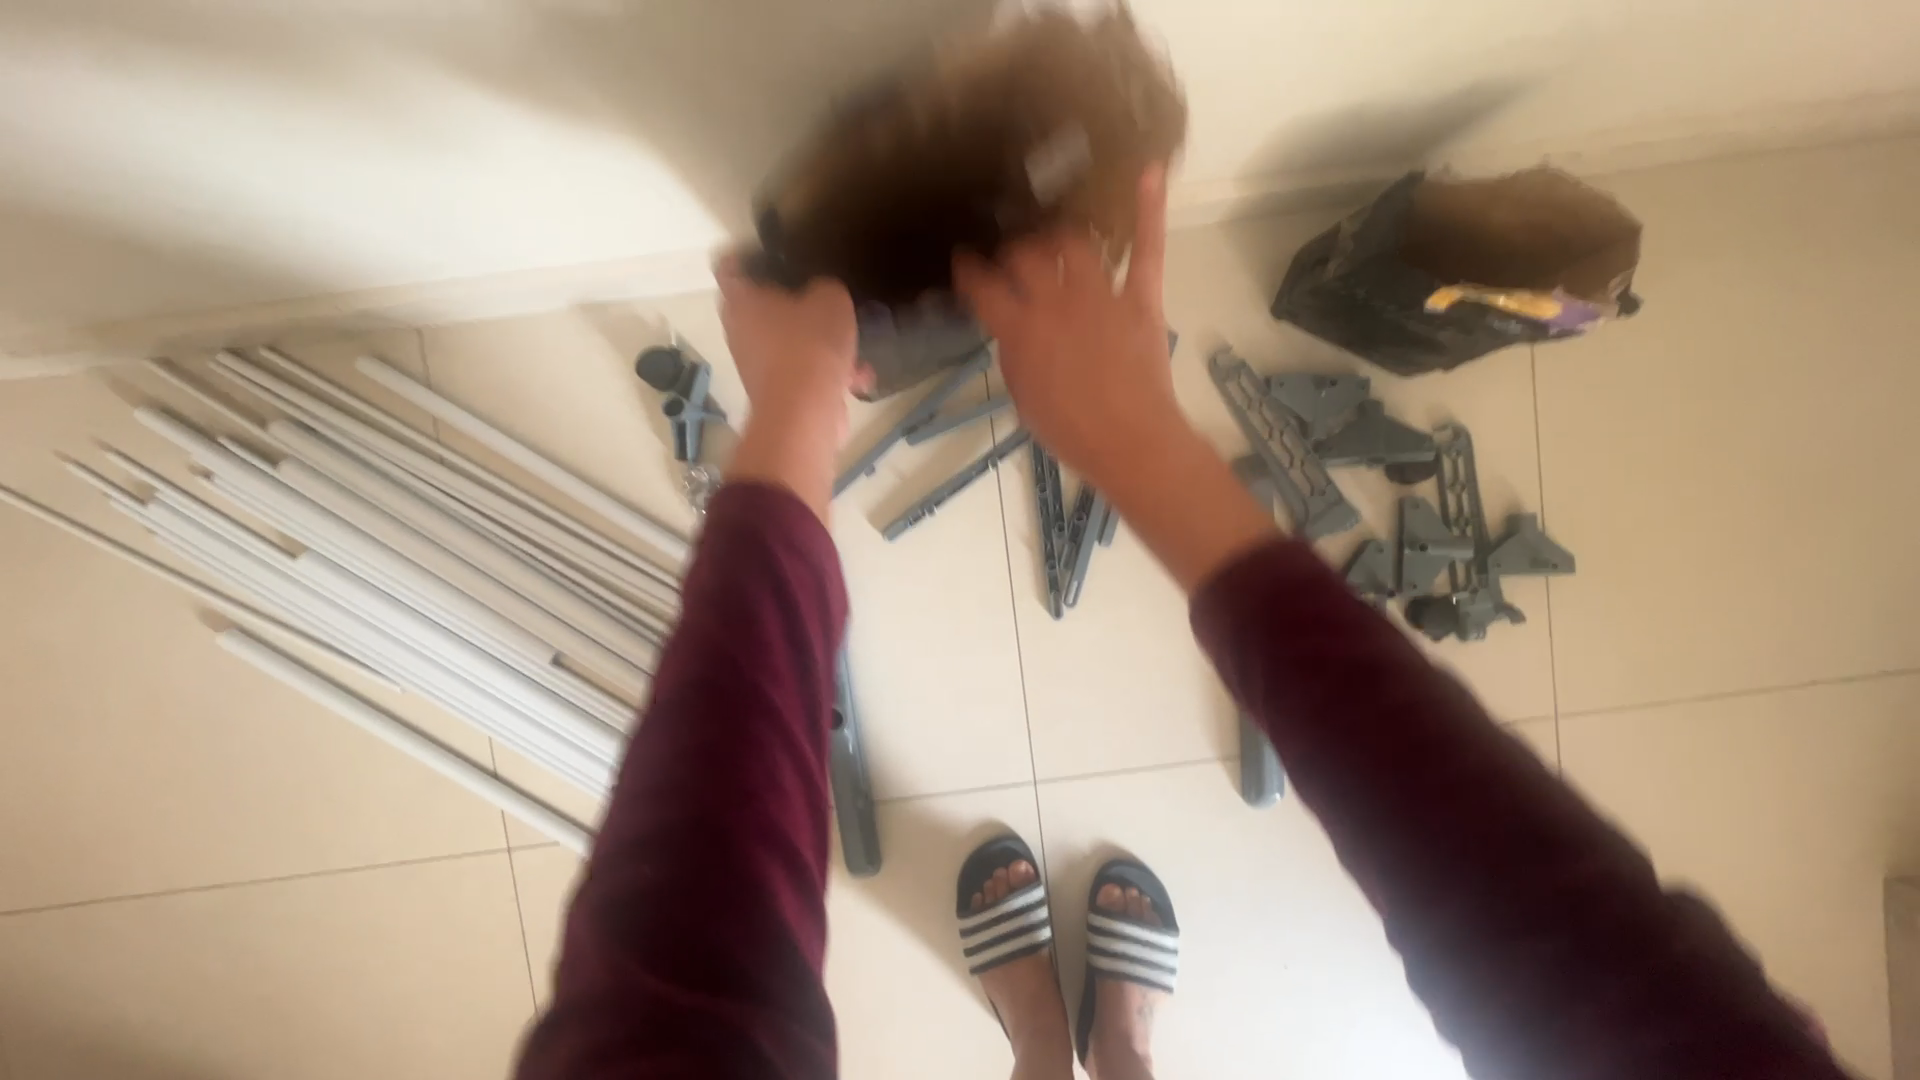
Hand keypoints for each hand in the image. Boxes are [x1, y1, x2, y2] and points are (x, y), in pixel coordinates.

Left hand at [716, 255, 860, 437]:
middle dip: (795, 305)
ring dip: (819, 345)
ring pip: (789, 344)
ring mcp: (757, 367)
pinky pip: (803, 373)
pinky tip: (856, 378)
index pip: (732, 267)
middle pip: (764, 308)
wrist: (806, 414)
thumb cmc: (810, 346)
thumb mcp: (831, 299)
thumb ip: (826, 288)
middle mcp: (741, 332)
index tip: (773, 253)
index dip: (748, 256)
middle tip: (823, 297)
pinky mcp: (777, 394)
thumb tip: (822, 296)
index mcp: (742, 300)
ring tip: (852, 346)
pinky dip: (826, 374)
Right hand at [955, 166, 1278, 590]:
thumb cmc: (1070, 432)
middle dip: (1013, 251)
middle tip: (1012, 258)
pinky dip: (1149, 209)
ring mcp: (1102, 296)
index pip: (983, 287)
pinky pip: (1146, 249)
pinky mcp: (1141, 299)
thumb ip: (1014, 354)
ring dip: (1058, 238)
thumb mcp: (1023, 399)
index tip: (963, 261)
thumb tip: (1014, 328)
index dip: (969, 271)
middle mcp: (1056, 302)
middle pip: (1027, 255)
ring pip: (1075, 243)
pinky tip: (1147, 171)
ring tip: (1053, 240)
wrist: (1130, 443)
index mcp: (1020, 330)